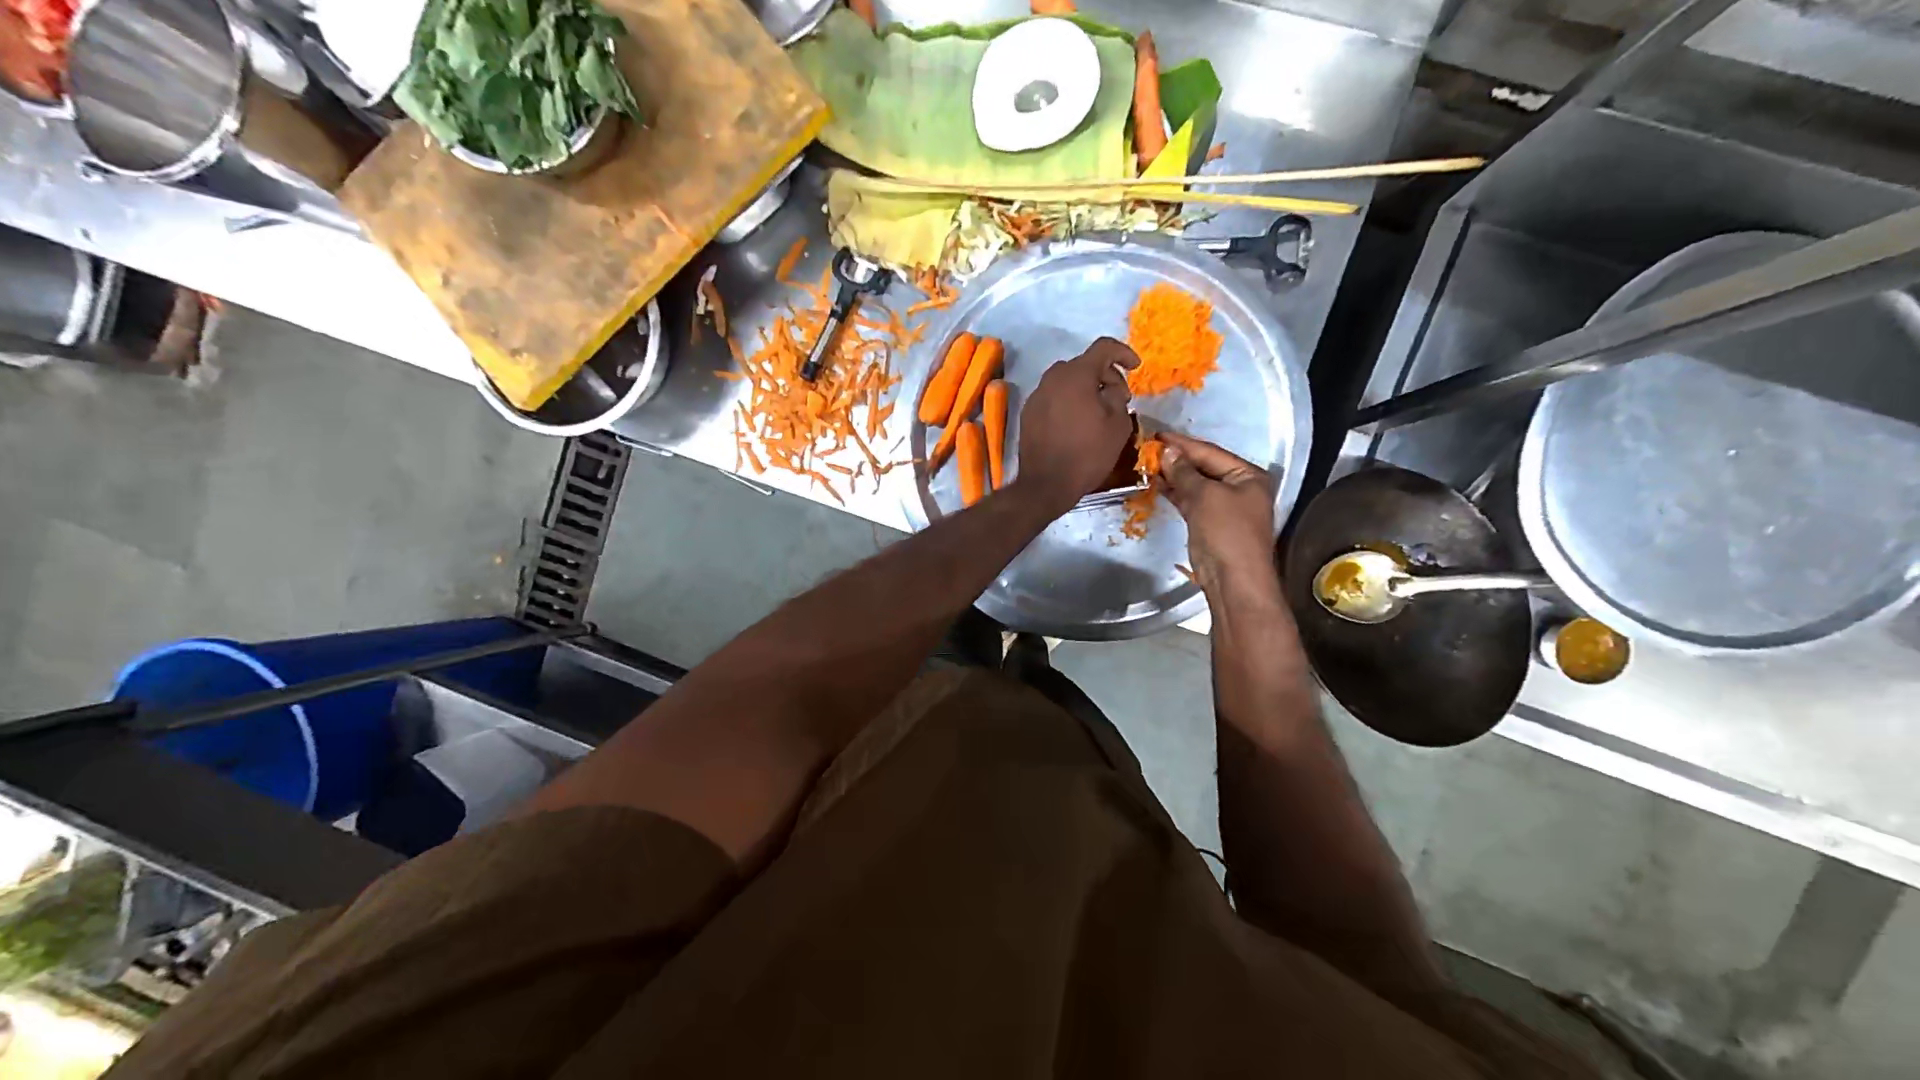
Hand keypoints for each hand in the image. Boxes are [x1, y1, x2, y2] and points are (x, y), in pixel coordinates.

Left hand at [1014, 337, 1139, 511]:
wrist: (1046, 484)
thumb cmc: (1088, 454)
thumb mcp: (1118, 424)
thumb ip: (1118, 396)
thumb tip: (1112, 388)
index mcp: (1076, 375)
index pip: (1103, 347)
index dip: (1123, 353)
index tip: (1135, 367)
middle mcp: (1052, 378)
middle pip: (1084, 364)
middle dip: (1105, 375)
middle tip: (1119, 398)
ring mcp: (1037, 395)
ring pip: (1067, 381)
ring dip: (1086, 388)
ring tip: (1099, 411)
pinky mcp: (1029, 413)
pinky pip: (1054, 397)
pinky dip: (1069, 401)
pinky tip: (1078, 422)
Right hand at [1158, 433, 1278, 595]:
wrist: (1233, 578)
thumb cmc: (1226, 531)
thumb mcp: (1204, 496)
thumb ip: (1184, 472)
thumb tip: (1167, 452)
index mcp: (1248, 475)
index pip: (1211, 452)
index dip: (1183, 444)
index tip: (1157, 436)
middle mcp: (1239, 487)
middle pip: (1204, 467)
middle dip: (1177, 459)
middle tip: (1148, 449)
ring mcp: (1225, 506)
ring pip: (1195, 484)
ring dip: (1174, 476)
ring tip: (1148, 465)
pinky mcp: (1211, 522)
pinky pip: (1191, 500)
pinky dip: (1175, 493)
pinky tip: (1157, 485)